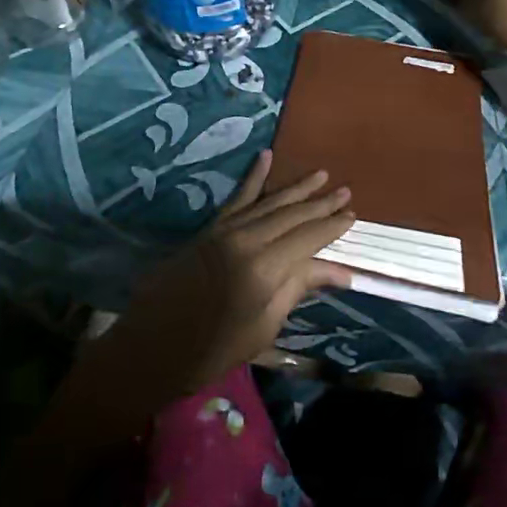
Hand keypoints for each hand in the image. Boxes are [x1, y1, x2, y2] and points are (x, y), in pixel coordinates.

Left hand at [102, 151, 354, 397]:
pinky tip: (265, 158)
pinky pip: (237, 198)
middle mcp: (245, 240)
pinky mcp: (209, 228)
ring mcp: (224, 230)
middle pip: (290, 215)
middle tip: (345, 190)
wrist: (153, 344)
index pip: (307, 238)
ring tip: (320, 174)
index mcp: (263, 269)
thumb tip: (340, 271)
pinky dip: (253, 178)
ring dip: (295, 188)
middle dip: (319, 203)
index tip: (352, 215)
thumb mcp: (264, 326)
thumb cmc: (213, 349)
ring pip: (268, 202)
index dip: (331, 227)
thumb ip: (297, 288)